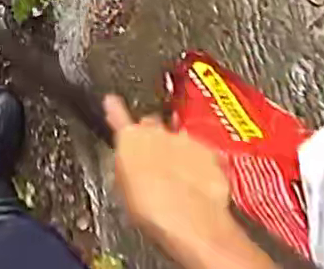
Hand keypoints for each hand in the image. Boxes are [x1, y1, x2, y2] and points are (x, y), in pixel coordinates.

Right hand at [104, 96, 269, 268]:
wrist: (191, 221)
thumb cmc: (152, 208)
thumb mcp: (124, 186)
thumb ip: (124, 163)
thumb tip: (126, 161)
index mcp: (128, 136)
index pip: (116, 111)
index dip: (114, 106)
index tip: (112, 101)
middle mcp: (155, 131)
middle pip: (152, 124)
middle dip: (153, 136)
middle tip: (156, 159)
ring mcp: (184, 141)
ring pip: (179, 138)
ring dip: (180, 150)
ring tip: (183, 174)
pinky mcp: (211, 155)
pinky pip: (205, 154)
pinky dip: (203, 164)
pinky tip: (203, 182)